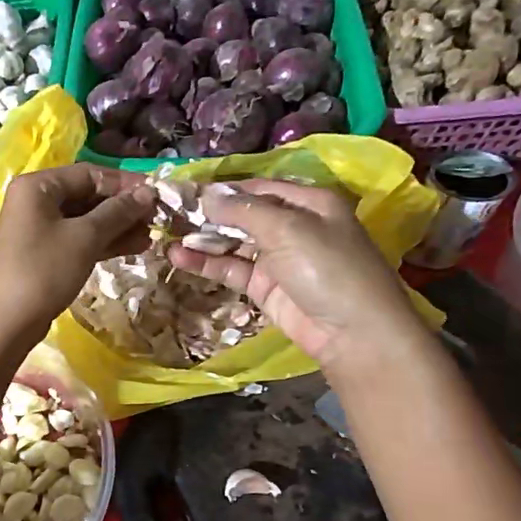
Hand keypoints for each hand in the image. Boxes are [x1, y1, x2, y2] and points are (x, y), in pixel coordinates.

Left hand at [0, 164, 154, 337]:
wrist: (9, 321)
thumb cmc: (45, 271)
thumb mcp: (85, 237)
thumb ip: (118, 212)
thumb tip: (148, 193)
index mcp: (38, 186)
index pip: (89, 173)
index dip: (125, 183)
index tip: (156, 195)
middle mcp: (36, 200)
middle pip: (88, 195)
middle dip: (123, 207)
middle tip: (156, 217)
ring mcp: (39, 228)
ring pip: (86, 219)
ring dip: (118, 226)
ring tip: (150, 235)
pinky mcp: (46, 252)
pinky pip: (80, 238)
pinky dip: (104, 241)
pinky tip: (134, 247)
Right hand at [167, 179, 422, 372]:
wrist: (352, 333)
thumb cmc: (327, 268)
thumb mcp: (287, 228)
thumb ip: (243, 210)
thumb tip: (207, 194)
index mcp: (309, 202)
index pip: (259, 187)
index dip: (225, 188)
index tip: (187, 189)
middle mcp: (294, 226)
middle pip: (244, 214)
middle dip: (210, 214)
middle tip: (170, 211)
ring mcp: (278, 259)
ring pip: (234, 243)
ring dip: (204, 239)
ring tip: (167, 234)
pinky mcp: (265, 288)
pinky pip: (232, 270)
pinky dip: (207, 264)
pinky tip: (180, 256)